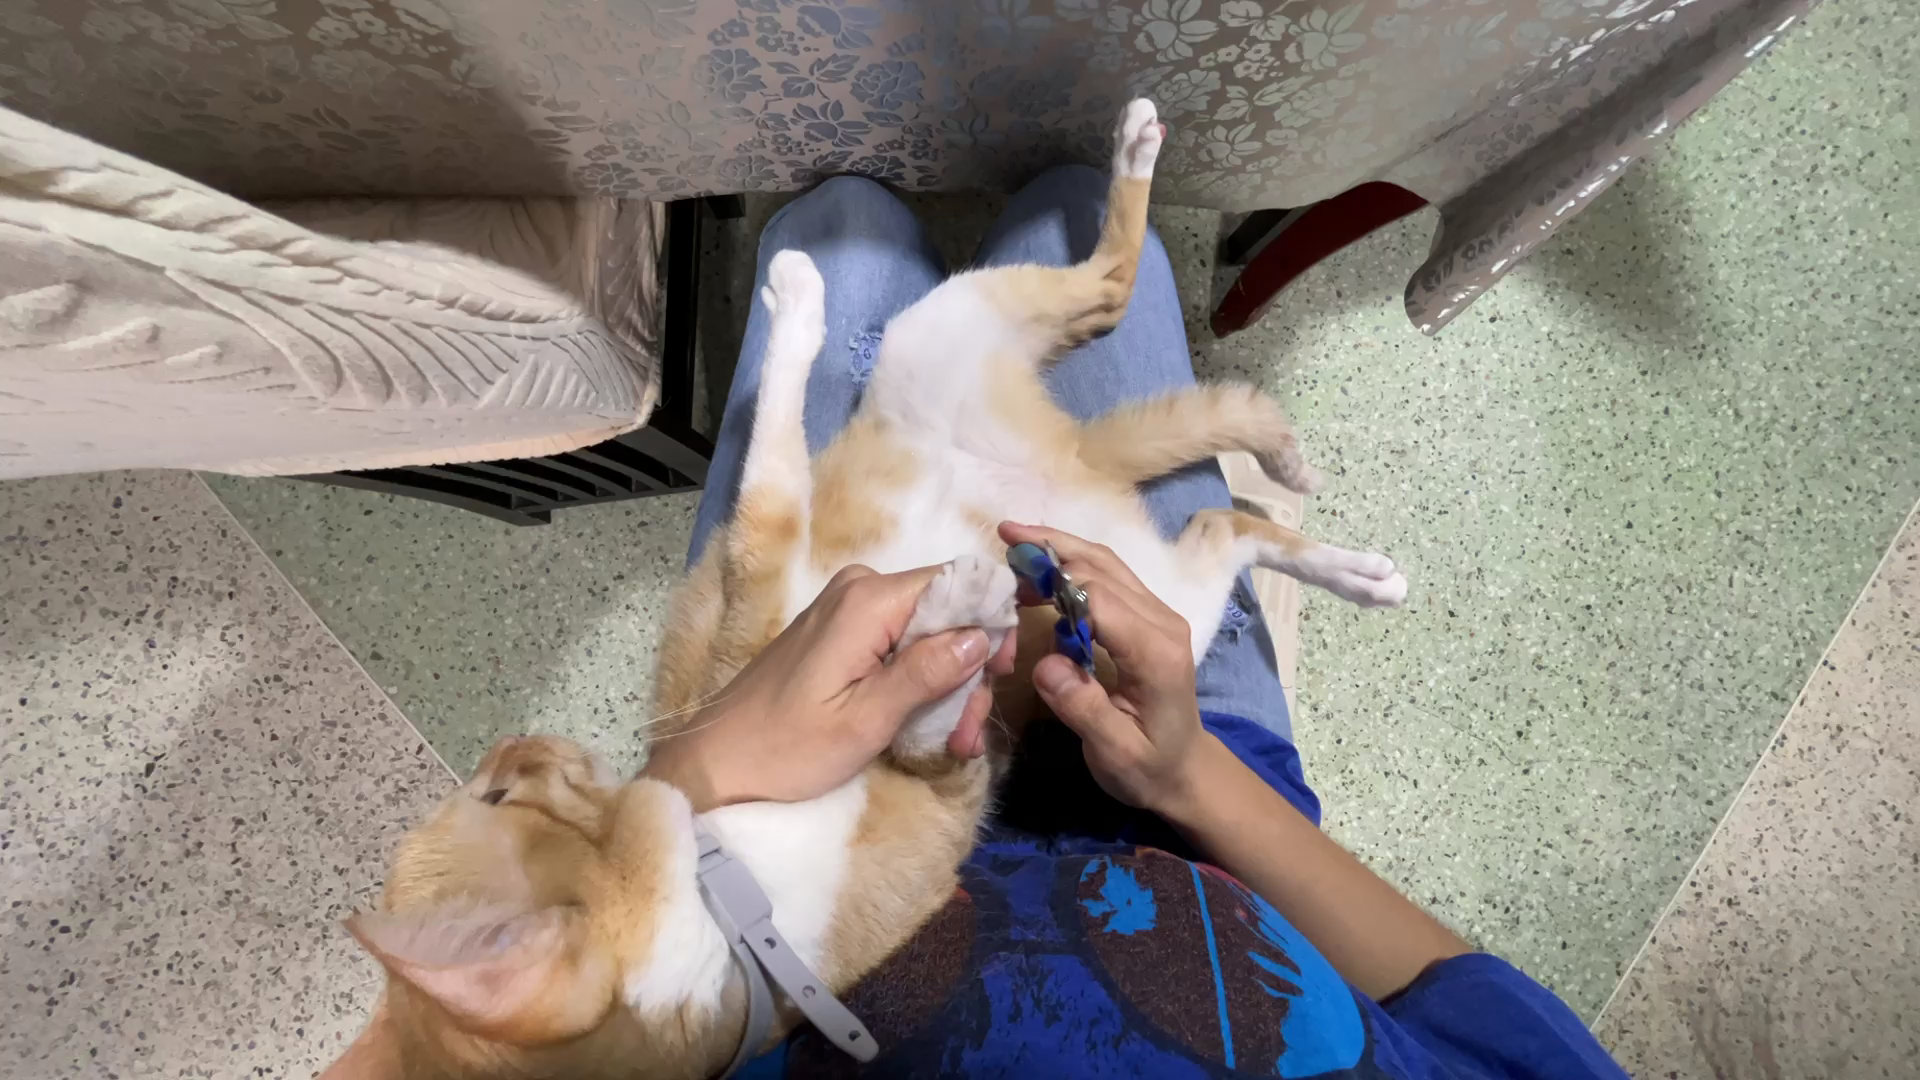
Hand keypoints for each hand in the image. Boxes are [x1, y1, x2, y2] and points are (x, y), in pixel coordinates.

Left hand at [644, 563, 1017, 809]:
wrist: (717, 762)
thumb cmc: (787, 747)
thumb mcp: (865, 719)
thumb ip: (926, 672)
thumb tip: (982, 635)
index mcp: (869, 600)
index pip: (957, 582)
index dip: (990, 622)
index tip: (1000, 674)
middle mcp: (863, 588)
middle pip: (945, 612)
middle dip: (968, 670)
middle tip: (968, 734)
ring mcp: (850, 608)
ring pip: (929, 631)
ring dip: (949, 685)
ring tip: (952, 742)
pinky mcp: (843, 630)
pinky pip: (902, 643)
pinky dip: (921, 681)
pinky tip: (930, 726)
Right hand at [999, 523, 1217, 816]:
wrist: (1186, 771)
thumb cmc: (1149, 768)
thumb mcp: (1115, 753)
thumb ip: (1083, 709)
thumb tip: (1045, 665)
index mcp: (1155, 652)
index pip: (1100, 597)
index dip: (1055, 583)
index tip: (1010, 584)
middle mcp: (1161, 621)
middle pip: (1103, 565)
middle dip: (1052, 547)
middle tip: (1004, 536)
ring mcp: (1157, 614)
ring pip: (1105, 563)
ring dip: (1060, 549)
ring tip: (1014, 542)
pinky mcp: (1147, 616)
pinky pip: (1107, 577)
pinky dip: (1071, 565)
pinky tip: (1040, 569)